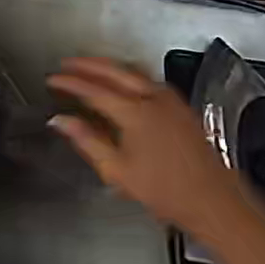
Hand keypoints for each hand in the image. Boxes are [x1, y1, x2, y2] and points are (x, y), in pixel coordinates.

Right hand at [45, 57, 264, 248]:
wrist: (212, 199)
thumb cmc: (166, 191)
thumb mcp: (117, 170)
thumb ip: (86, 140)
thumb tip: (61, 121)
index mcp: (134, 112)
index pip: (93, 89)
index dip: (69, 82)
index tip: (53, 79)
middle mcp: (153, 98)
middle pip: (114, 70)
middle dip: (87, 64)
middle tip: (67, 64)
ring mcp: (170, 99)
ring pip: (133, 71)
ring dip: (109, 65)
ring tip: (90, 68)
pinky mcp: (181, 105)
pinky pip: (148, 78)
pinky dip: (129, 73)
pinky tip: (123, 82)